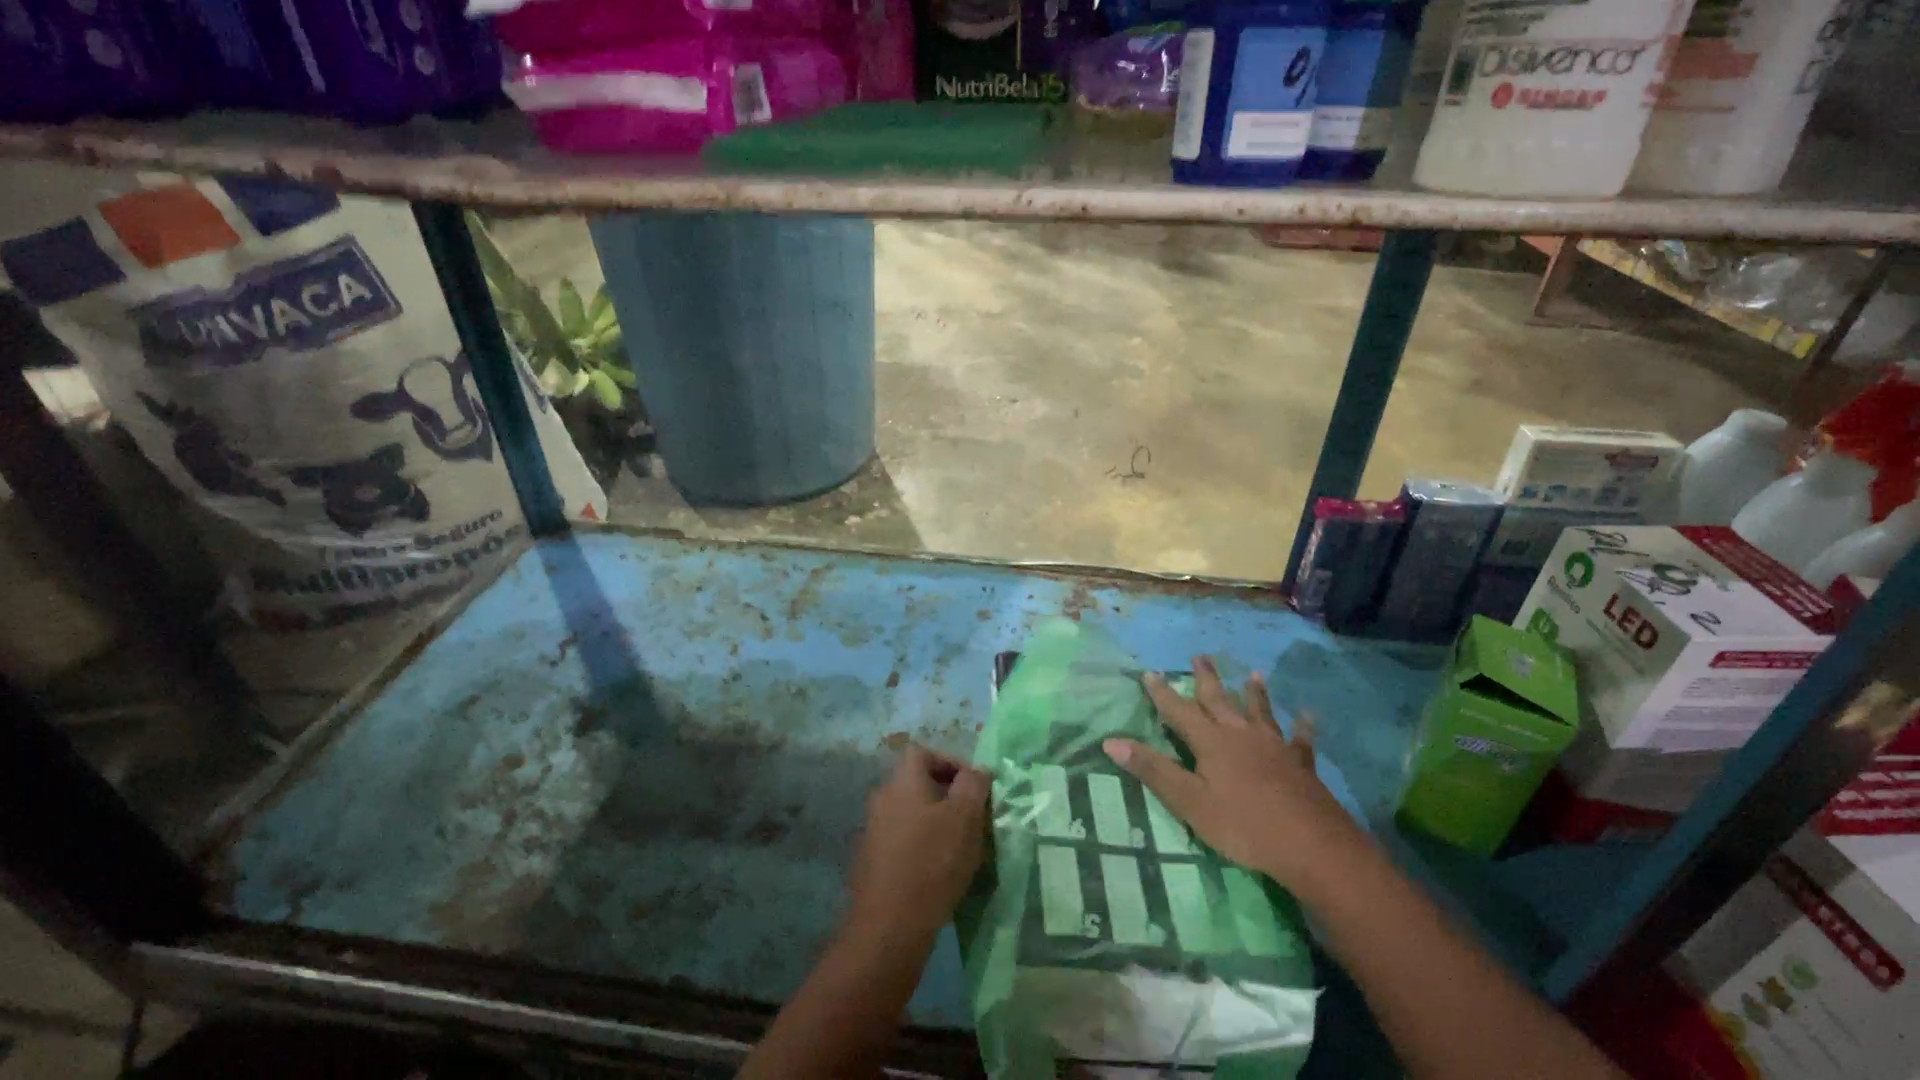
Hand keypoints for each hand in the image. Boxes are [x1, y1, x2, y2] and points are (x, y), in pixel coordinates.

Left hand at [845, 743, 990, 945]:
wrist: (890, 924)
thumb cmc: (933, 862)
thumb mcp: (966, 817)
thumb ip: (974, 785)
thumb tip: (976, 771)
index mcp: (901, 782)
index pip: (922, 751)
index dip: (950, 761)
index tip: (973, 787)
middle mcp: (881, 799)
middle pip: (916, 783)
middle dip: (947, 796)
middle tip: (972, 819)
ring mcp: (873, 831)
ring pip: (910, 813)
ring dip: (935, 823)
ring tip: (960, 848)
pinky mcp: (871, 861)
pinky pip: (901, 840)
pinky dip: (921, 847)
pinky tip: (938, 872)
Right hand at [1103, 657, 1365, 890]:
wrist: (1310, 843)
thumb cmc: (1242, 825)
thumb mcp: (1189, 802)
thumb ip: (1153, 770)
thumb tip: (1111, 740)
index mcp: (1211, 743)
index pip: (1180, 712)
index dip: (1163, 694)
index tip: (1151, 673)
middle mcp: (1242, 735)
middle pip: (1220, 701)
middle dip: (1207, 679)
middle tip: (1200, 655)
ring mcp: (1275, 747)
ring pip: (1260, 712)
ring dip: (1255, 693)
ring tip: (1254, 674)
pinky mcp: (1300, 764)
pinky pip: (1300, 739)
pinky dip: (1303, 726)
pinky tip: (1308, 715)